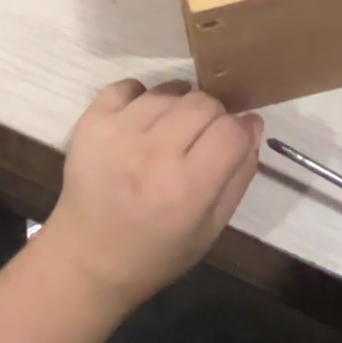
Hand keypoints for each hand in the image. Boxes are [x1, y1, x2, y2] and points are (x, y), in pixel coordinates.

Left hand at [38, 79, 262, 310]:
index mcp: (187, 188)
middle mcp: (153, 153)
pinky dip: (140, 96)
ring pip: (168, 91)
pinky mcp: (91, 121)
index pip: (231, 130)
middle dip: (212, 116)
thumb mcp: (211, 228)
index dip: (240, 130)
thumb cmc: (157, 251)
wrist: (90, 256)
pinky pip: (127, 86)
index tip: (234, 138)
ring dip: (177, 105)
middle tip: (200, 138)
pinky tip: (140, 120)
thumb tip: (252, 124)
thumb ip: (238, 175)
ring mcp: (118, 132)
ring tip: (169, 130)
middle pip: (203, 102)